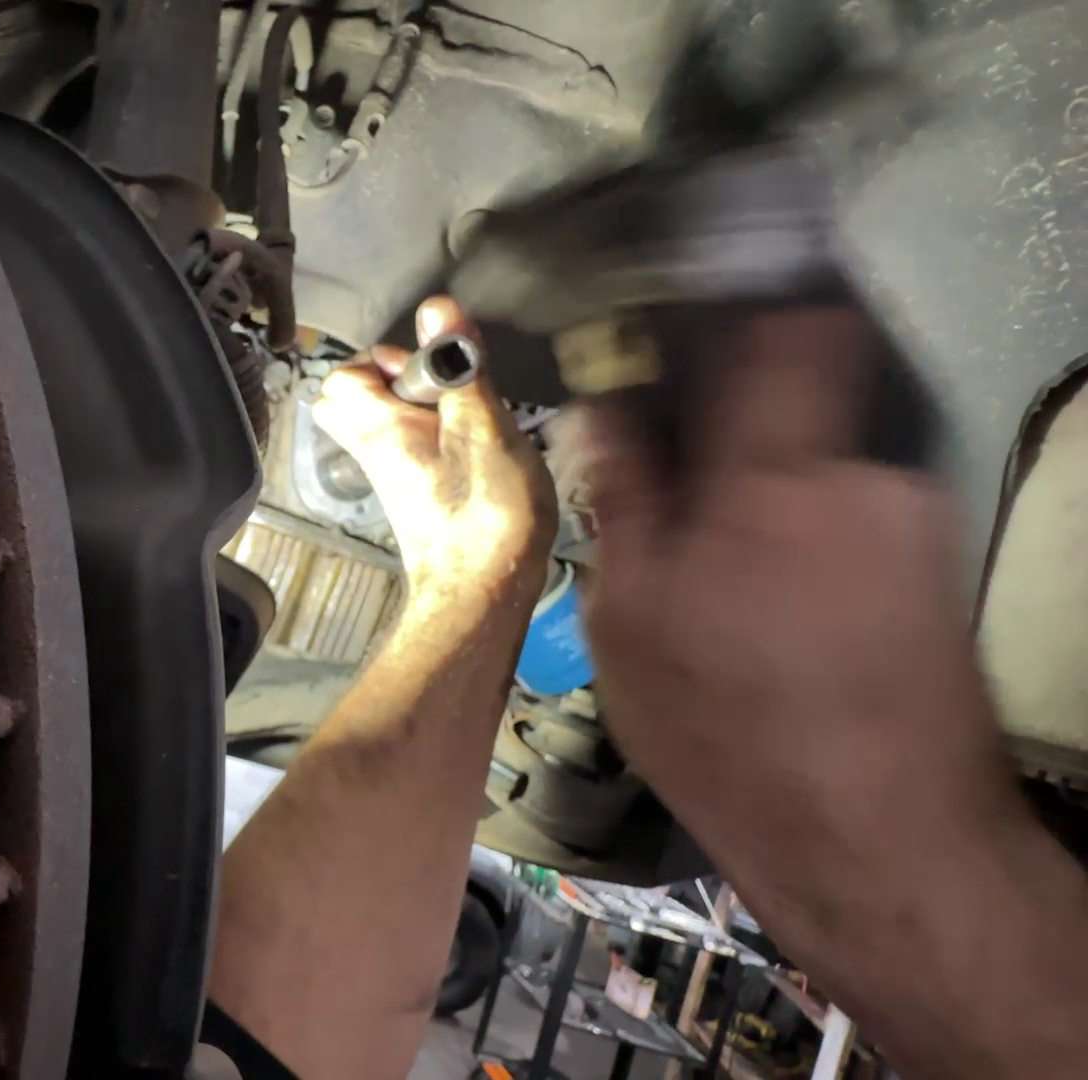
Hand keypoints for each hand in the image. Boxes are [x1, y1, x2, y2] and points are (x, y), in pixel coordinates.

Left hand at [312, 297, 555, 603]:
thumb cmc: (483, 512)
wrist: (480, 589)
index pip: (340, 377)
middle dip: (388, 378)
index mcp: (376, 430)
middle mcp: (369, 449)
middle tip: (434, 389)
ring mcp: (386, 472)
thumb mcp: (482, 430)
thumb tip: (437, 308)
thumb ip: (457, 369)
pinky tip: (462, 443)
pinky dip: (421, 430)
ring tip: (454, 413)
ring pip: (376, 420)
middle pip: (349, 397)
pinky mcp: (407, 489)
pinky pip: (397, 443)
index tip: (426, 371)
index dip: (381, 360)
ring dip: (410, 404)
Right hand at [582, 309, 1011, 889]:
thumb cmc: (718, 723)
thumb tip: (602, 413)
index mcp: (774, 482)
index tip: (667, 326)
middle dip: (712, 431)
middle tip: (652, 490)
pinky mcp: (926, 561)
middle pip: (784, 402)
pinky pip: (836, 504)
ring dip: (744, 489)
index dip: (728, 310)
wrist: (869, 834)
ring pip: (805, 461)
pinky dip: (784, 524)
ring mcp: (907, 519)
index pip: (780, 334)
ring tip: (696, 565)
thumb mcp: (627, 616)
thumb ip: (623, 499)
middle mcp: (861, 480)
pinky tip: (749, 595)